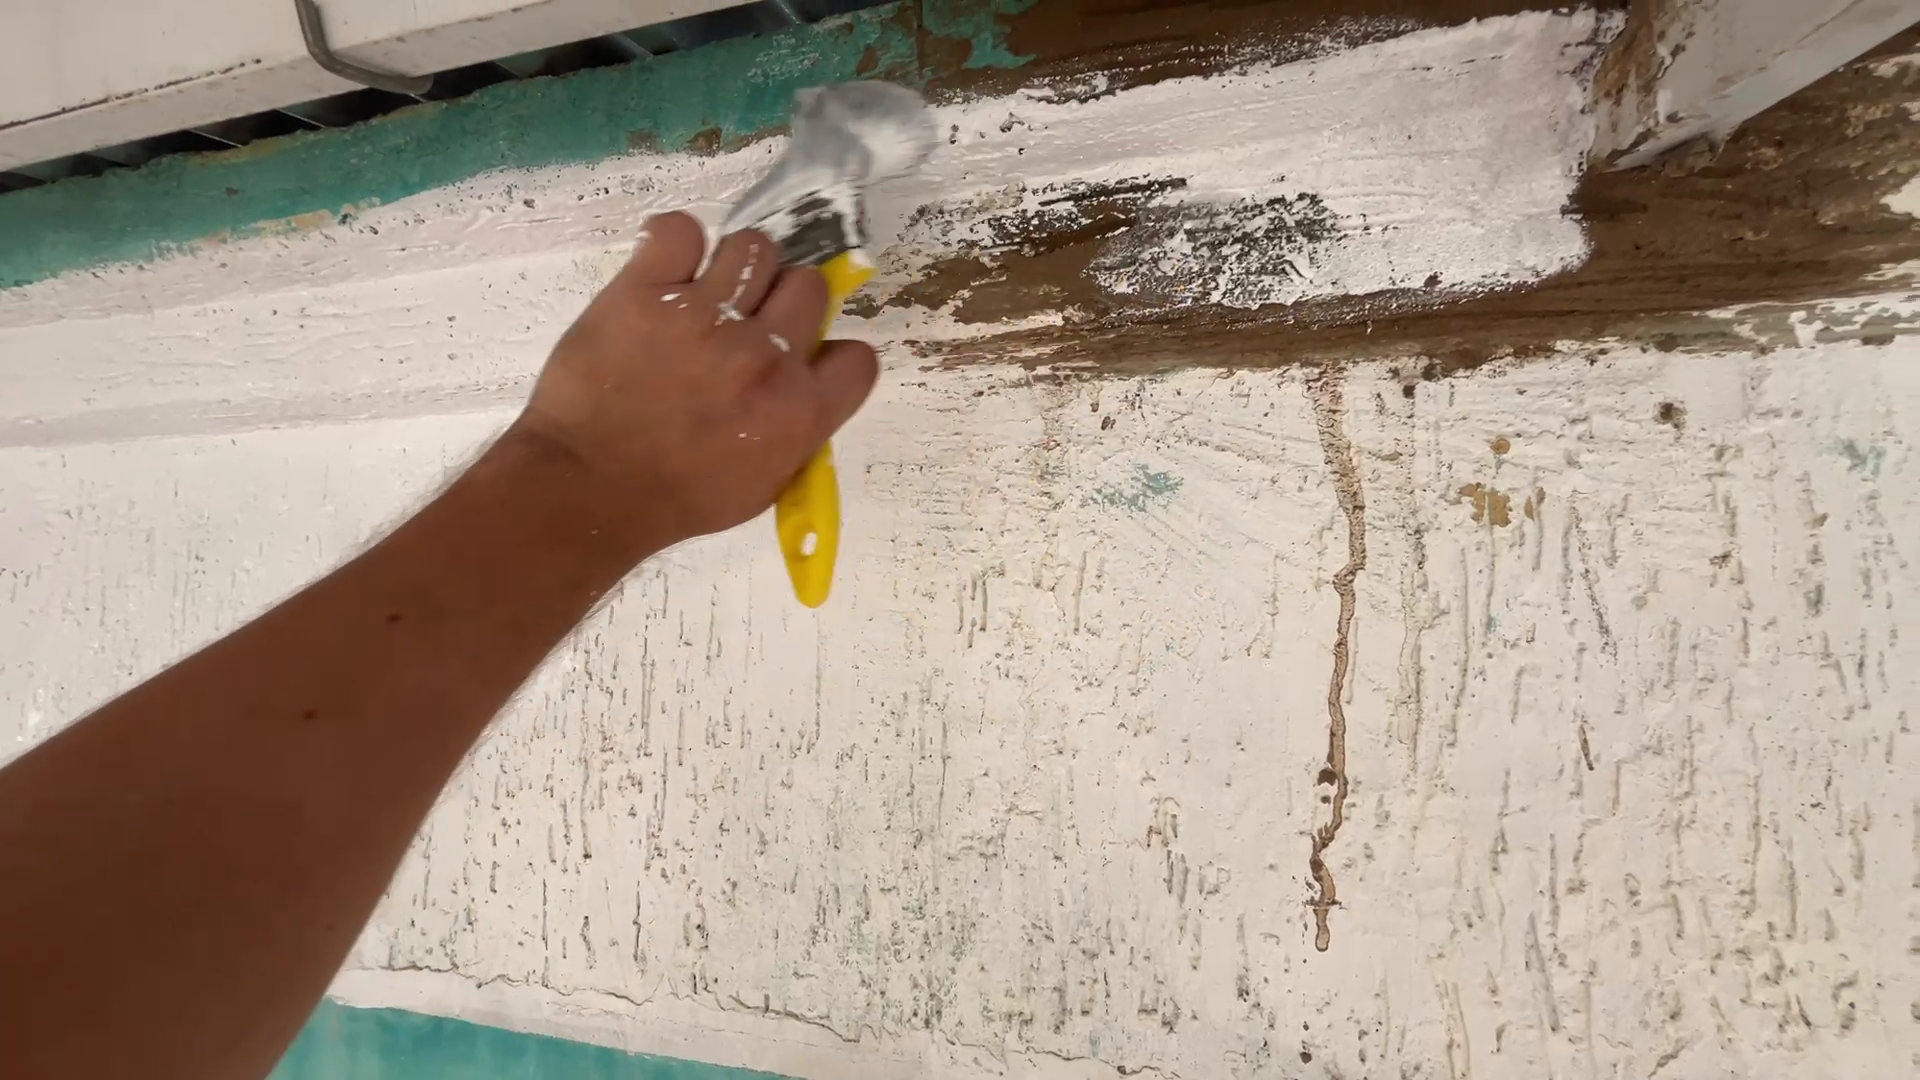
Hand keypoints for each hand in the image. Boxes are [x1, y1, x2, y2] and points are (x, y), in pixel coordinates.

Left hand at [510, 212, 879, 559]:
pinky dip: (677, 244)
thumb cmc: (682, 497)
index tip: (806, 362)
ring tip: (711, 293)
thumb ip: (797, 431)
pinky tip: (668, 273)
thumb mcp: (765, 484)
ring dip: (741, 268)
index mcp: (800, 410)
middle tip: (754, 322)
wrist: (591, 486)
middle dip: (788, 301)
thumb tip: (802, 384)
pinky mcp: (646, 290)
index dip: (834, 356)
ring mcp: (706, 316)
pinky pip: (681, 230)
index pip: (858, 356)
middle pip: (811, 284)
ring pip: (755, 246)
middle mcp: (765, 355)